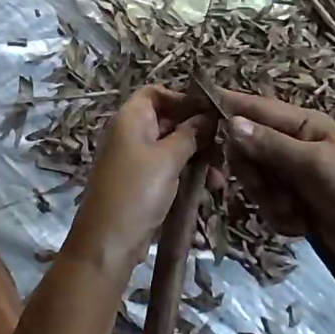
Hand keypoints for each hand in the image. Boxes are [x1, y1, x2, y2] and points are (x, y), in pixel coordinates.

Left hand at [61, 86, 212, 276]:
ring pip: (172, 146)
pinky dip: (188, 174)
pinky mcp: (142, 181)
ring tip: (219, 178)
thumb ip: (190, 134)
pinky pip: (169, 168)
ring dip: (198, 157)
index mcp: (130, 118)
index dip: (183, 99)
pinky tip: (209, 188)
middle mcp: (131, 132)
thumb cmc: (137, 190)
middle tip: (225, 150)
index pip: (156, 92)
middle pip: (168, 120)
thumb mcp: (168, 159)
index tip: (212, 113)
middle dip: (198, 133)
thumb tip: (208, 116)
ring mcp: (136, 158)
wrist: (109, 241)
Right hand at [218, 89, 334, 259]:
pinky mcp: (293, 202)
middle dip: (253, 171)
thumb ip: (270, 144)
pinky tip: (302, 224)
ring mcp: (292, 175)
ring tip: (295, 210)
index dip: (228, 105)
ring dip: (269, 198)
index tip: (198, 104)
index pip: (256, 107)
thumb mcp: (313, 163)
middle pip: (246, 148)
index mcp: (303, 124)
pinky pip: (266, 204)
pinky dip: (281, 216)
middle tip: (267, 185)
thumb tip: (231, 122)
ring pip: (254, 179)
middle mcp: (293, 145)